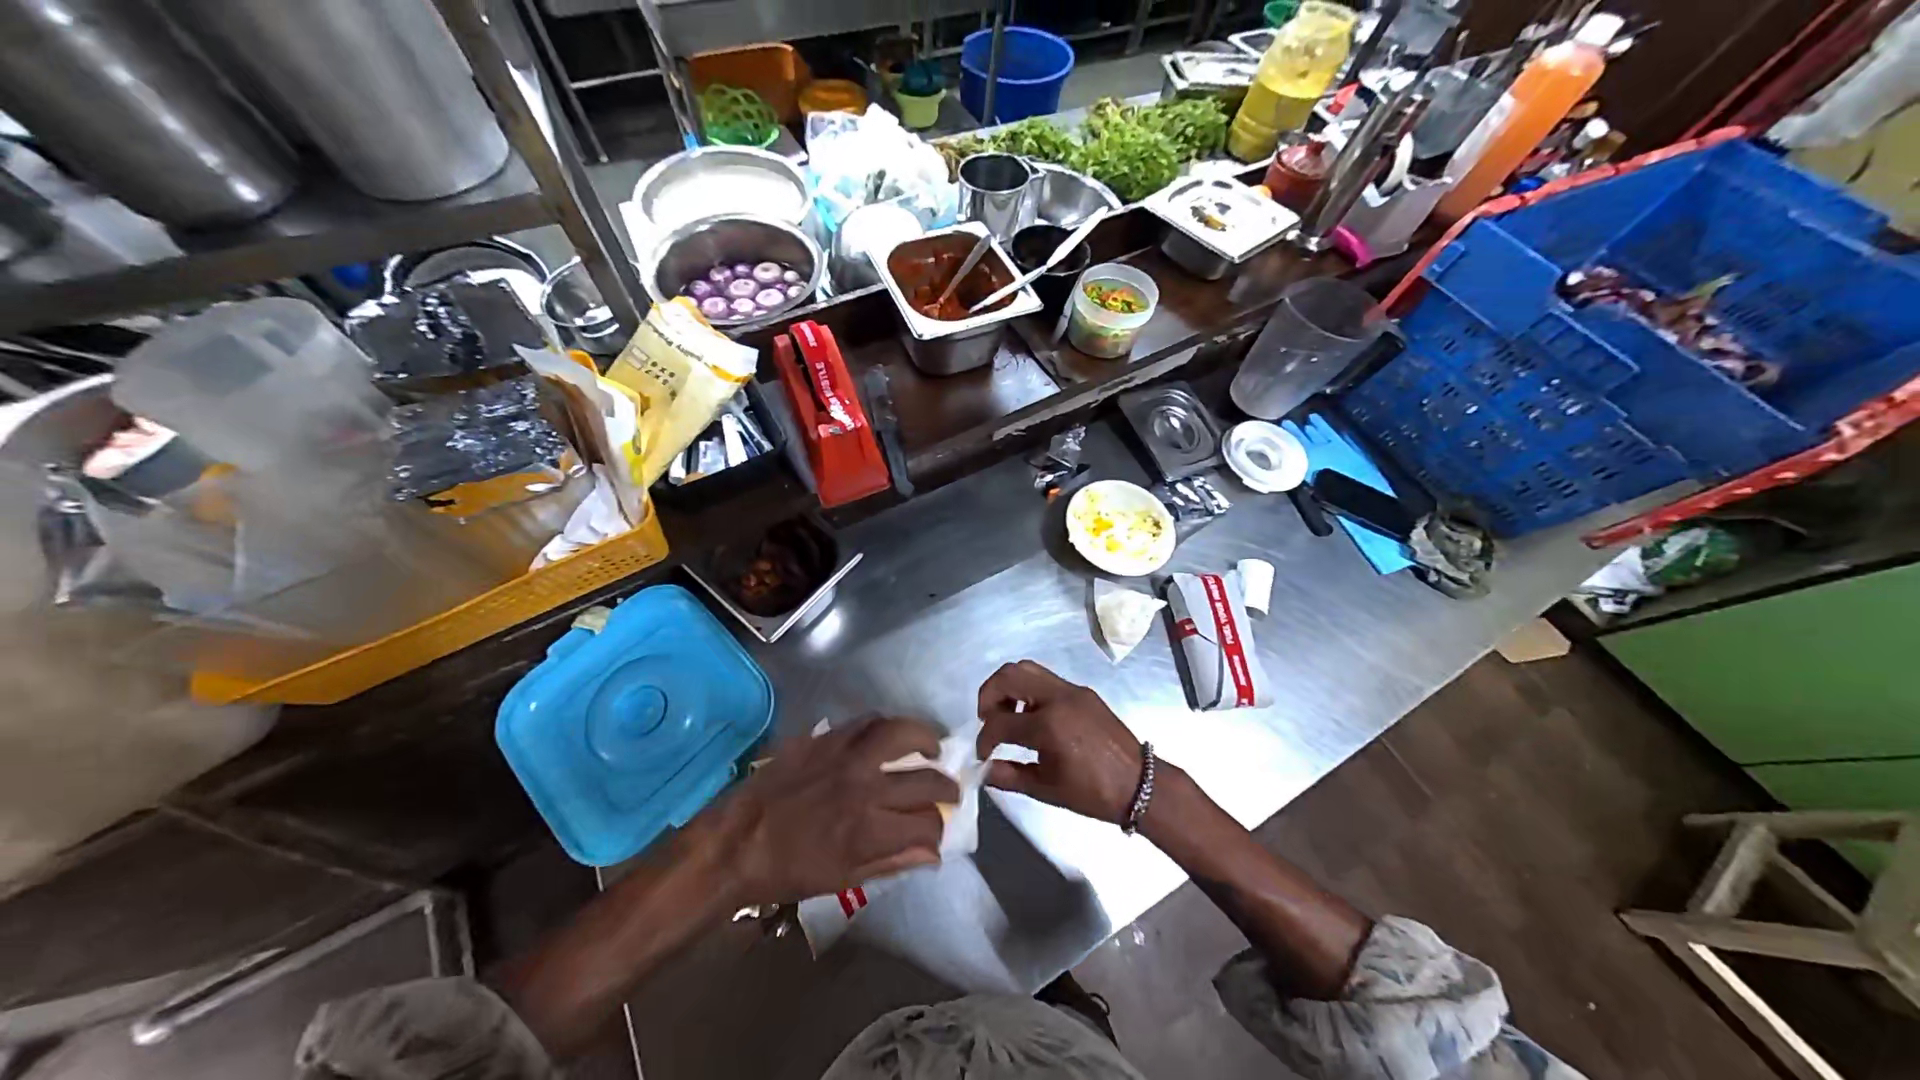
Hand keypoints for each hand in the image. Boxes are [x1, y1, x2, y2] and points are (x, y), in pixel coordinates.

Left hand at [719, 716, 959, 903]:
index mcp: (870, 829)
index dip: (939, 830)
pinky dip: (884, 726)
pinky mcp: (823, 739)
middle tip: (949, 790)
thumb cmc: (787, 871)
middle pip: (925, 779)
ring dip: (924, 738)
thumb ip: (893, 863)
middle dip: (947, 787)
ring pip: (900, 732)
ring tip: (930, 747)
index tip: (937, 833)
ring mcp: (844, 756)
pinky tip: (887, 735)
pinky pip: (864, 722)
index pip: (928, 824)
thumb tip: (932, 853)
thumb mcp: (842, 880)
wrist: (736, 841)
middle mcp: (865, 786)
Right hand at [975, 660, 1142, 825]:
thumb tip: (984, 770)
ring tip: (1006, 715)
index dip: (984, 739)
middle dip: (989, 695)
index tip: (983, 754)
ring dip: (1008, 688)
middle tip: (986, 719)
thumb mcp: (1046, 789)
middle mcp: (1059, 698)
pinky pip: (1047, 680)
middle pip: (1009, 675)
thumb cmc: (1093, 793)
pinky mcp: (1083, 692)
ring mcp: (1073, 691)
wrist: (1140, 785)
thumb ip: (1009, 776)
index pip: (1000, 722)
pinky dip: (1029, 691)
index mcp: (1049, 725)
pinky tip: (1031, 717)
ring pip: (1028, 670)